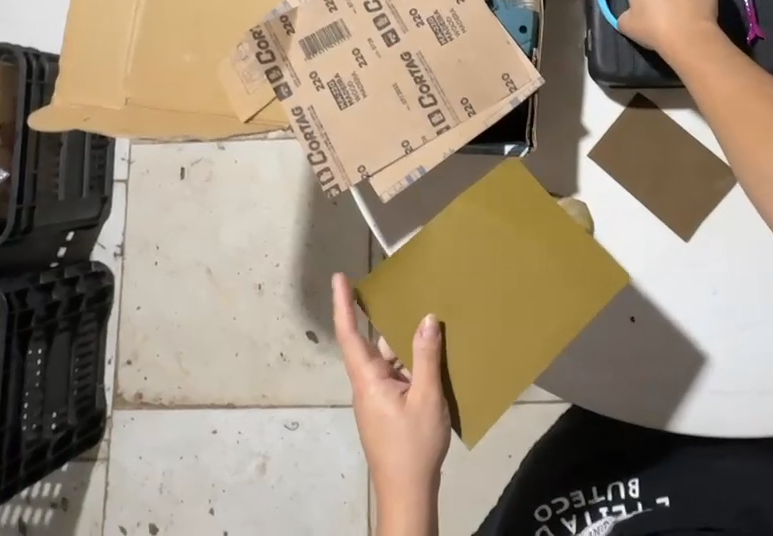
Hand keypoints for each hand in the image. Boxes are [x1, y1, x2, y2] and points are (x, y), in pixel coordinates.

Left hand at [332, 273, 448, 529]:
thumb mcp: (427, 398)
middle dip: (385, 318)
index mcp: (368, 380)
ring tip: (427, 316)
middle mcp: (368, 385)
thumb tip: (426, 318)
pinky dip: (413, 361)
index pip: (349, 334)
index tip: (339, 278)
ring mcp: (378, 399)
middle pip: (374, 344)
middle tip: (400, 288)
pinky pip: (398, 375)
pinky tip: (433, 354)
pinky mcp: (389, 409)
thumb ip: (426, 357)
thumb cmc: (413, 446)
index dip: (343, 304)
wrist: (408, 494)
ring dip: (405, 342)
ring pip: (389, 360)